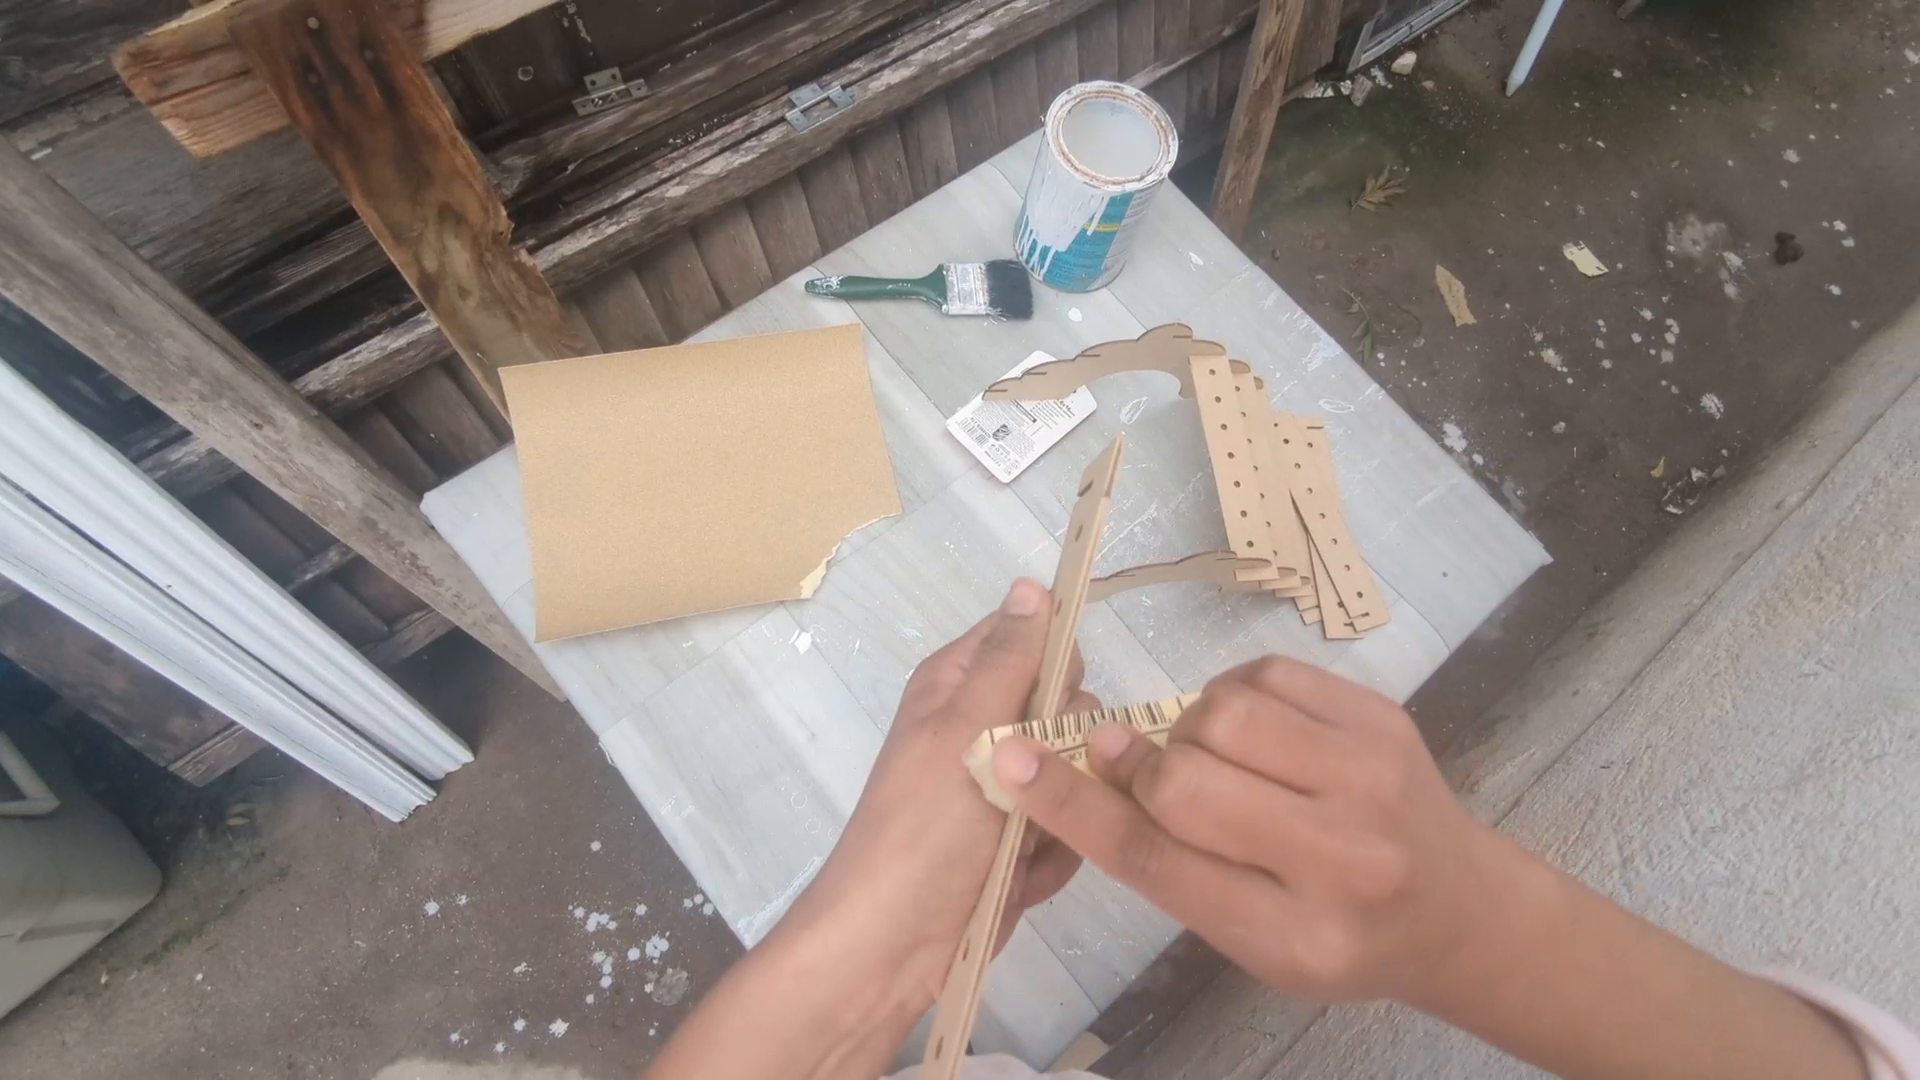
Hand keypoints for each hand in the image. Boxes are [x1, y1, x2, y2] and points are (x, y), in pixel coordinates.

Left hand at [776, 578, 1090, 1009]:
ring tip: (1019, 840)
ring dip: (1059, 809)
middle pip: (1067, 704)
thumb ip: (1009, 659)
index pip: (1030, 635)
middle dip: (1064, 747)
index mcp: (959, 682)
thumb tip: (1031, 583)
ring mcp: (1003, 783)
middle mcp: (983, 723)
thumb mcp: (966, 730)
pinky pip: (1069, 823)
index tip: (1054, 700)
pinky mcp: (1020, 834)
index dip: (1055, 661)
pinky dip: (1053, 853)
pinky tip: (1021, 874)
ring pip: (1077, 768)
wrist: (894, 948)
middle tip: (1029, 778)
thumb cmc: (925, 827)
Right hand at [990, 654, 1513, 1006]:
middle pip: (1182, 779)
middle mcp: (1342, 861)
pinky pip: (1261, 673)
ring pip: (1219, 713)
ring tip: (1219, 755)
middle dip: (1142, 764)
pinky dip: (1235, 694)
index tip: (1010, 757)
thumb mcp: (1242, 926)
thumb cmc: (1329, 929)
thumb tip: (1090, 756)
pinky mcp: (1382, 716)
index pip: (1155, 861)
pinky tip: (1261, 731)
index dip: (1071, 804)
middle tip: (1147, 765)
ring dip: (1193, 728)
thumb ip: (1163, 853)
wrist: (1456, 907)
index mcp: (1292, 936)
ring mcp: (1373, 778)